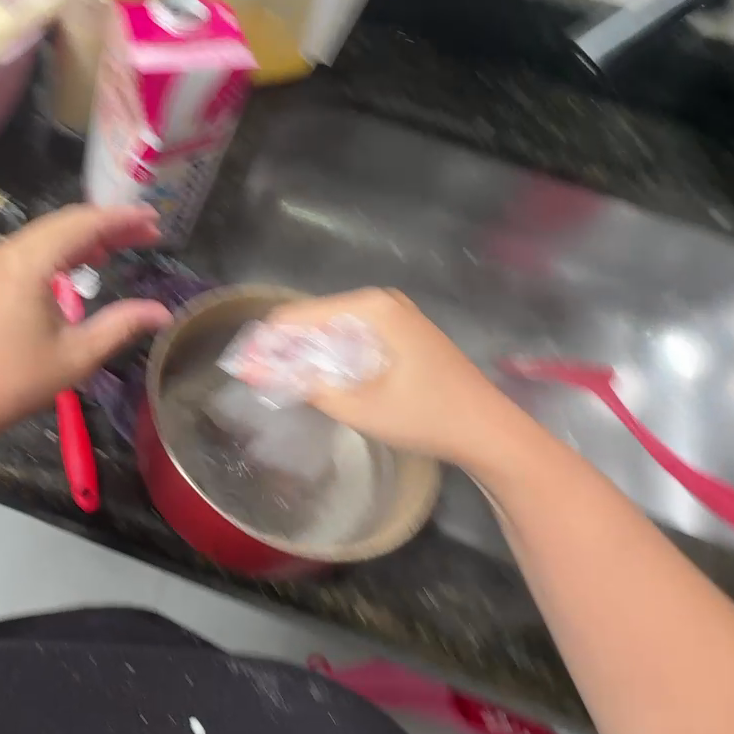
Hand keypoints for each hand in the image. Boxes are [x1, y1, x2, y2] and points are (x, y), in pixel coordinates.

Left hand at [0, 205, 173, 441]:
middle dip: (111, 223)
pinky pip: (38, 246)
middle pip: (69, 221)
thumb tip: (164, 312)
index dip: (123, 219)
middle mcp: (13, 250)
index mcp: (32, 262)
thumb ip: (122, 325)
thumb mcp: (78, 355)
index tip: (156, 220)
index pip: (86, 224)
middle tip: (150, 232)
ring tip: (130, 243)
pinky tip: (92, 258)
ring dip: (91, 234)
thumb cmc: (17, 380)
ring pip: (53, 232)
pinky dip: (69, 246)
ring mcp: (0, 260)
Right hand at [268, 289, 525, 466]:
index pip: (298, 315)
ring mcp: (394, 314)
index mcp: (371, 308)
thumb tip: (253, 371)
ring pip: (331, 328)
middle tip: (262, 383)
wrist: (490, 433)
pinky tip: (323, 381)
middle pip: (313, 318)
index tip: (243, 371)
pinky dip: (331, 356)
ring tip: (286, 385)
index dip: (267, 343)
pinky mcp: (402, 331)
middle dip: (285, 348)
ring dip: (306, 354)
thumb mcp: (356, 406)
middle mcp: (381, 301)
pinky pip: (351, 335)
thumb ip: (302, 384)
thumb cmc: (425, 417)